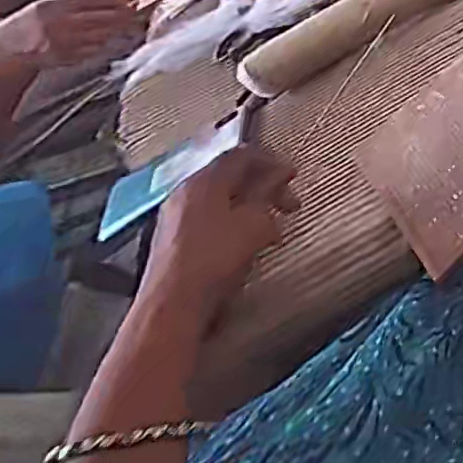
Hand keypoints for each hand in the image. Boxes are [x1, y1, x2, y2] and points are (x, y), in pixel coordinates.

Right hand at [0, 0, 141, 68]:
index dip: (111, 1)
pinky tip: (113, 41)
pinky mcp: (67, 57)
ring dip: (118, 30)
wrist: (4, 55)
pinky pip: (93, 49)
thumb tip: (101, 0)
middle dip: (121, 16)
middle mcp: (58, 22)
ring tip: (131, 27)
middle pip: (100, 16)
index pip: (89, 0)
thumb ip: (67, 3)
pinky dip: (105, 44)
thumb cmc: (22, 28)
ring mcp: (64, 41)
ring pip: (101, 33)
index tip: (124, 2)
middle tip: (135, 15)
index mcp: (50, 6)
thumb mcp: (40, 7)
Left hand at [147, 145, 297, 300]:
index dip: (271, 161)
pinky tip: (247, 241)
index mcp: (204, 180)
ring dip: (251, 206)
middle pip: (230, 176)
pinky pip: (209, 217)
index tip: (290, 175)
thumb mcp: (254, 222)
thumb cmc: (215, 259)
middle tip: (288, 202)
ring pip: (221, 198)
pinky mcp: (172, 239)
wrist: (173, 307)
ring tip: (272, 225)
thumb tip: (279, 174)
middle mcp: (185, 191)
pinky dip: (233, 220)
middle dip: (264, 187)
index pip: (241, 155)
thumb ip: (268, 192)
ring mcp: (175, 215)